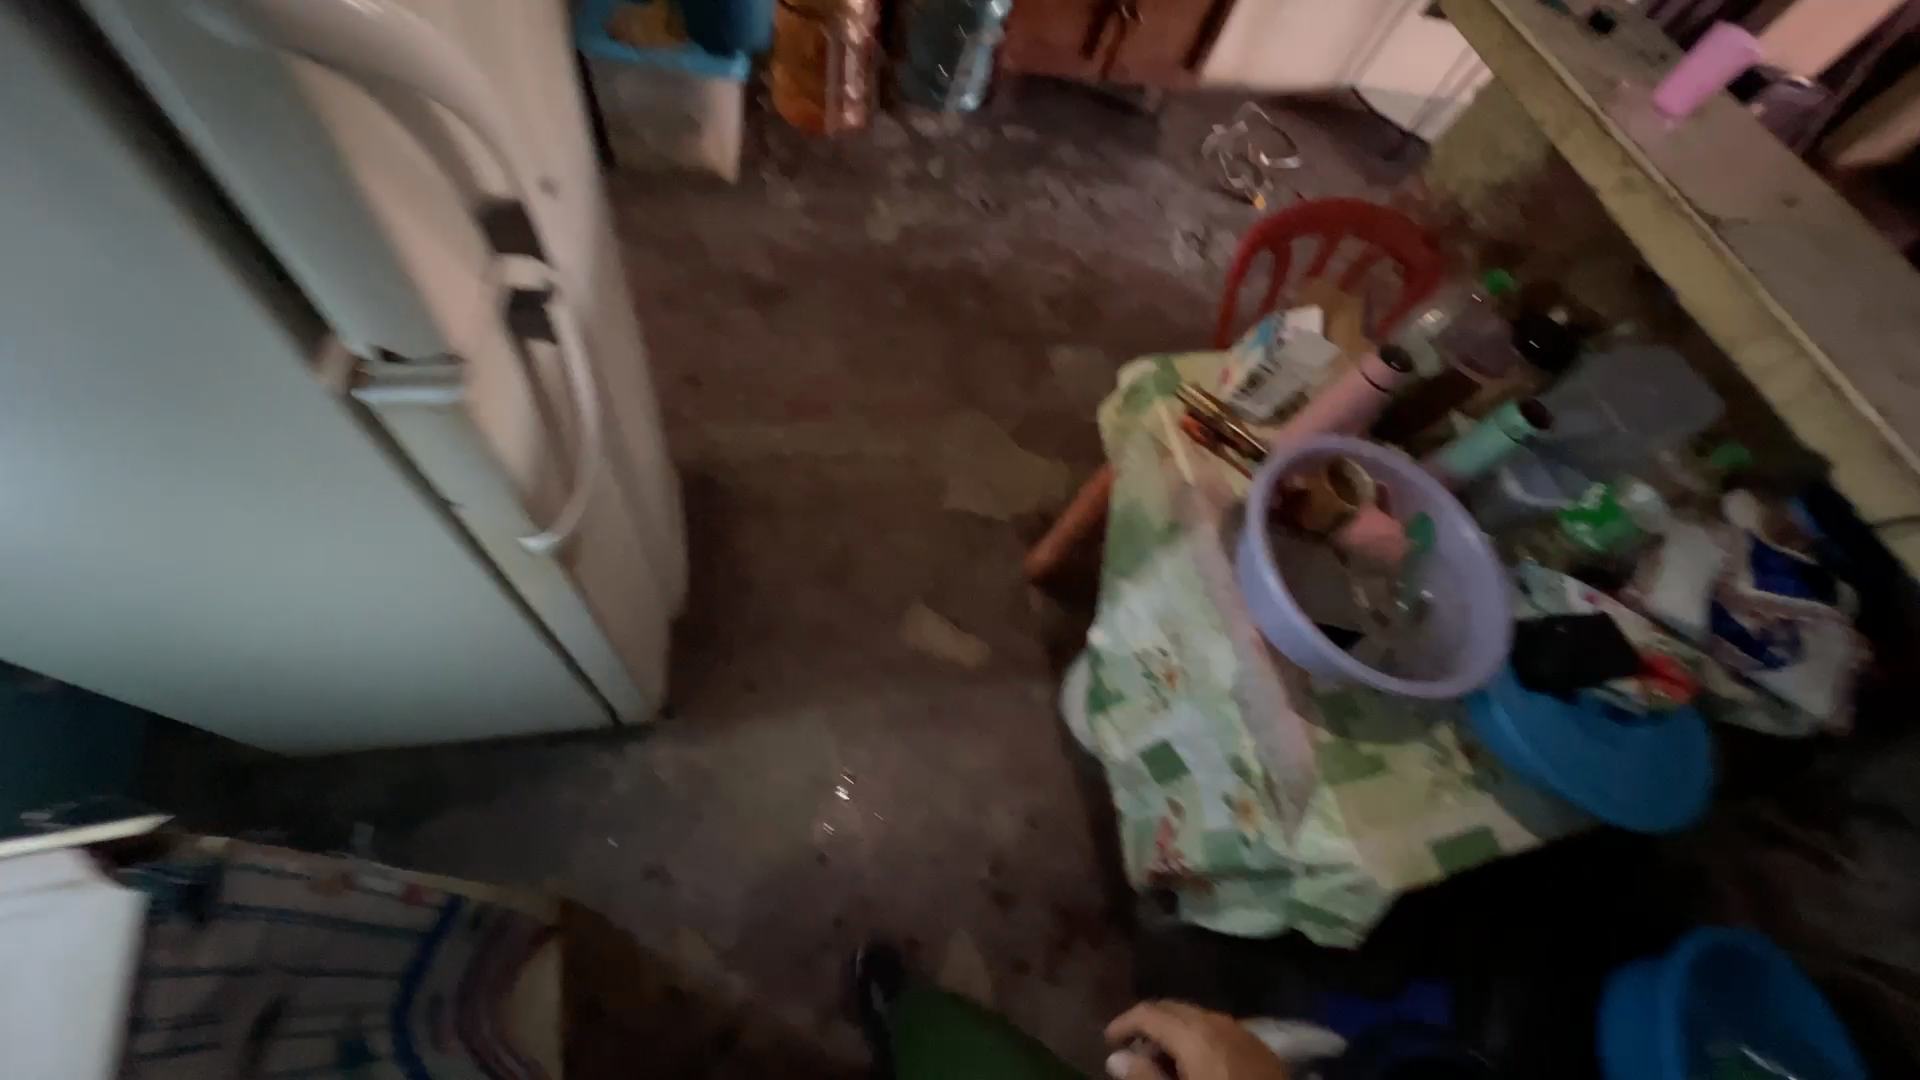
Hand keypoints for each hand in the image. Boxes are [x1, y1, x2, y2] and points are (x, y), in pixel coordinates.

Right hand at [1103, 1001, 1288, 1079]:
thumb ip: (1146, 1078)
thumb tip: (1115, 1058)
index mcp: (1195, 1033)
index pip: (1149, 1012)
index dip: (1124, 1023)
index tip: (1107, 1041)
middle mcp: (1217, 1021)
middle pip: (1173, 1009)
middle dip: (1149, 1025)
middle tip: (1132, 1052)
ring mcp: (1243, 1032)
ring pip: (1196, 1018)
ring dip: (1174, 1032)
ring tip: (1162, 1062)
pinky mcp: (1261, 1049)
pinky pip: (1218, 1031)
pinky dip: (1198, 1039)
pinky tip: (1197, 1066)